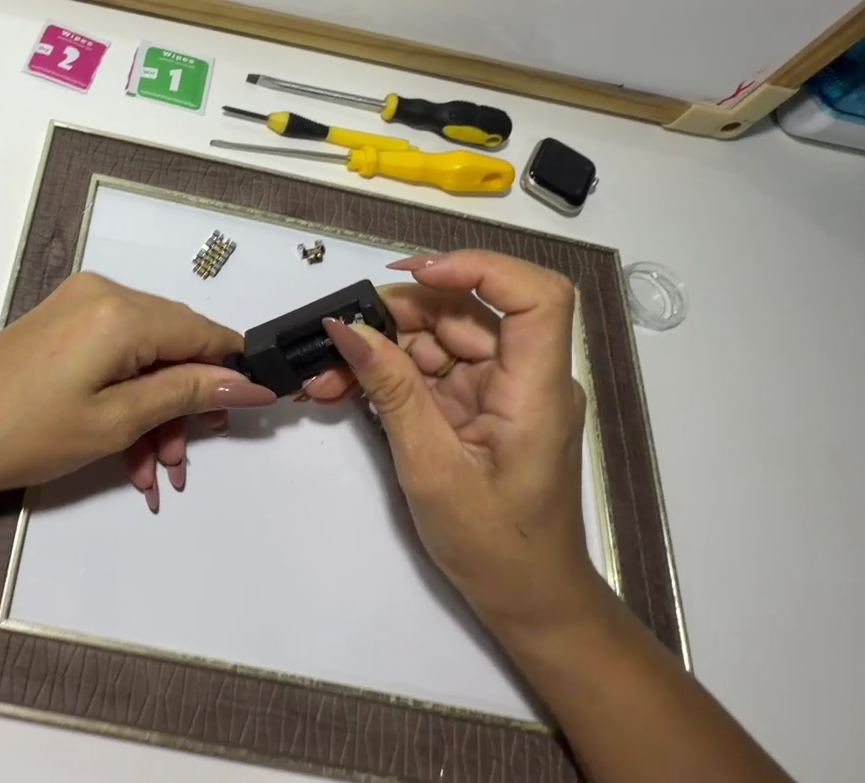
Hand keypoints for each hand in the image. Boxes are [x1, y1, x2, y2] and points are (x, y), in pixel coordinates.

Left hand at [0, 272, 275, 506]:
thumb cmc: (24, 434)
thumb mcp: (115, 420)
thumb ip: (186, 393)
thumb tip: (249, 381)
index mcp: (120, 310)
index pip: (202, 332)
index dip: (232, 371)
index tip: (255, 409)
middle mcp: (102, 293)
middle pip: (173, 344)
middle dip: (186, 404)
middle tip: (183, 460)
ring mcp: (77, 305)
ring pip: (144, 355)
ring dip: (155, 410)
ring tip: (152, 469)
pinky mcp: (60, 322)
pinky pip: (114, 355)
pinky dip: (127, 396)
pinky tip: (127, 450)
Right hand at [309, 250, 604, 633]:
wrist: (525, 597)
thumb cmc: (492, 544)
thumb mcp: (430, 466)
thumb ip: (391, 390)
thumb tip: (346, 329)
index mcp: (536, 390)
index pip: (535, 296)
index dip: (479, 268)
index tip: (414, 274)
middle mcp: (524, 377)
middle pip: (466, 312)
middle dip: (398, 317)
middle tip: (339, 339)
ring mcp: (500, 389)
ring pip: (438, 337)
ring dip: (380, 348)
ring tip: (328, 375)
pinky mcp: (477, 404)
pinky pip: (429, 369)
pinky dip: (387, 374)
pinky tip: (344, 388)